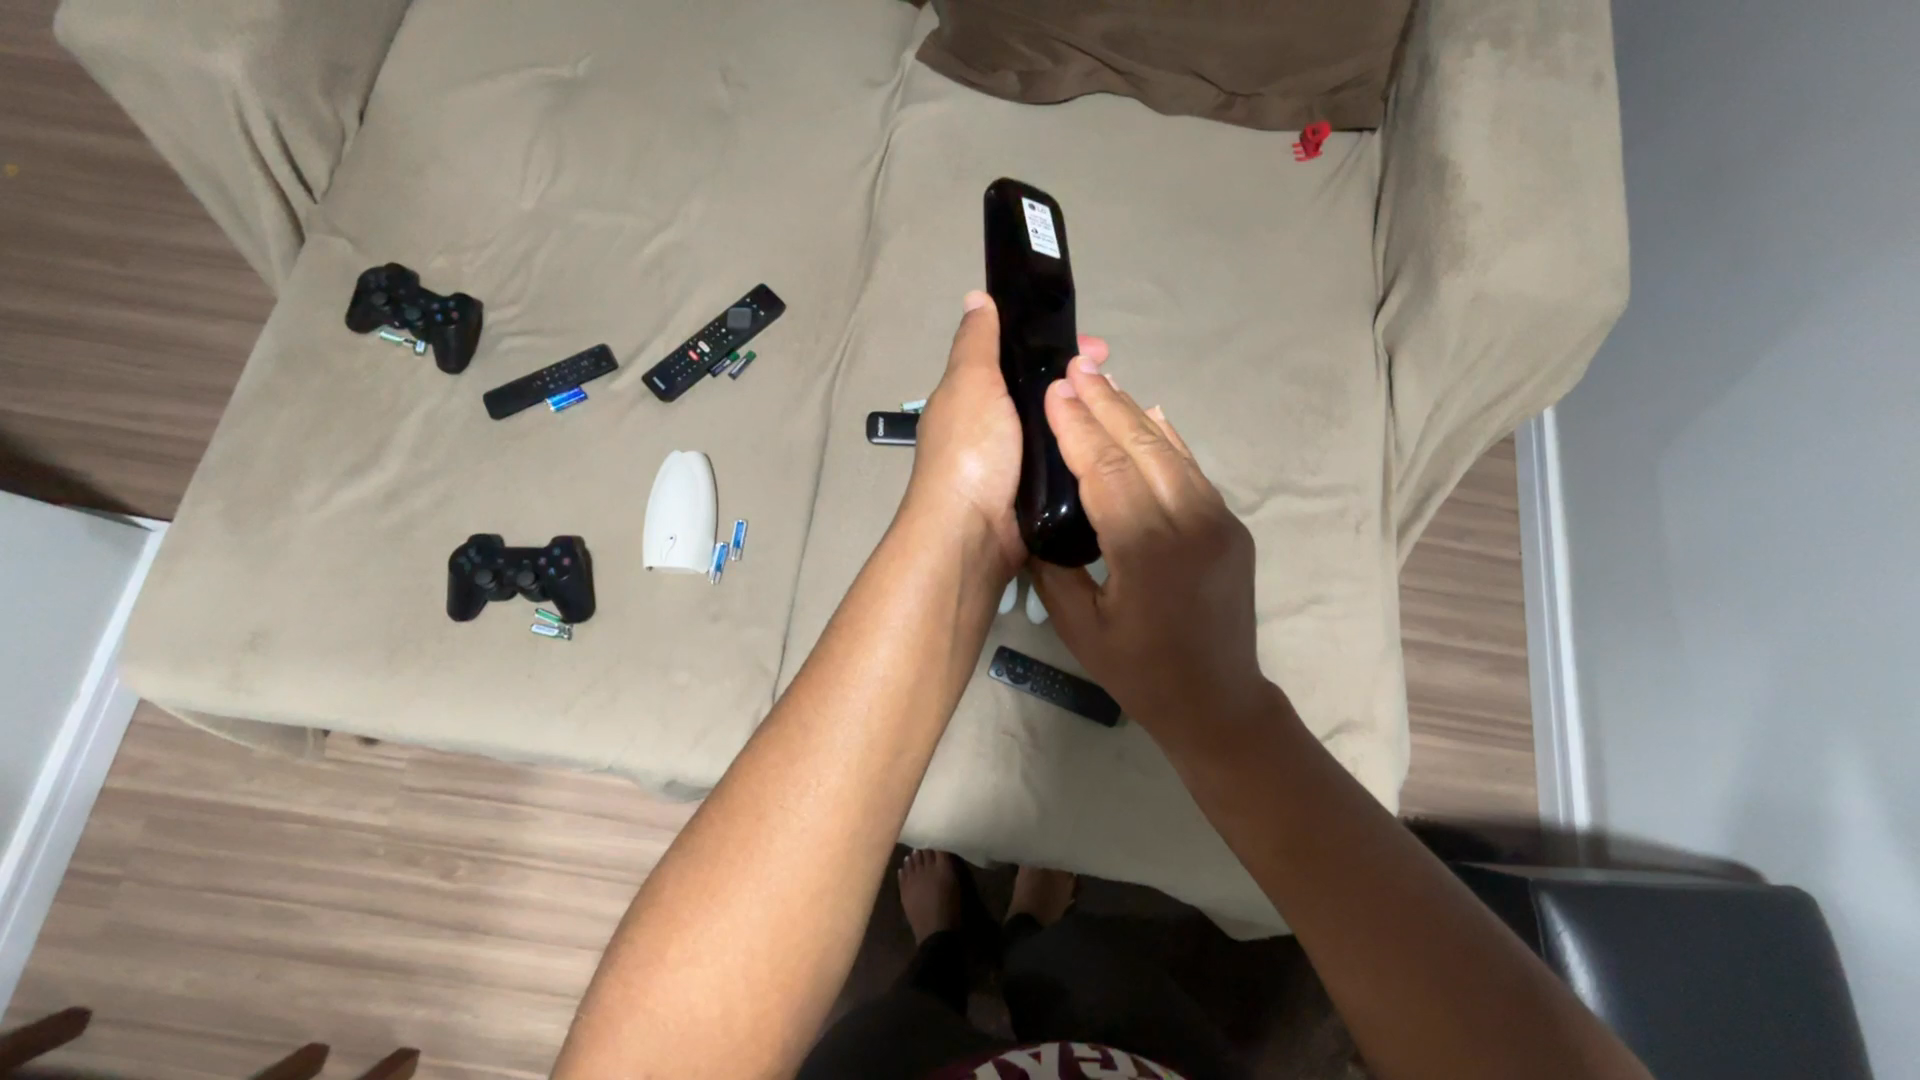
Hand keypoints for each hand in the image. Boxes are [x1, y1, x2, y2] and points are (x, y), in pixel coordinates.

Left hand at [903, 291, 1107, 583]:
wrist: (972, 533)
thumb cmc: (970, 451)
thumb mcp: (970, 383)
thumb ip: (976, 342)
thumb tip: (977, 298)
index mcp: (974, 399)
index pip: (1019, 360)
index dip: (1055, 346)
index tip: (1095, 345)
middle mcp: (994, 429)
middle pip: (1045, 395)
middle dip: (1080, 383)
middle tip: (1117, 382)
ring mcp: (1016, 464)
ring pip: (1059, 429)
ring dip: (1088, 417)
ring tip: (1123, 408)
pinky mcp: (1036, 495)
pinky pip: (1065, 464)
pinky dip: (1085, 451)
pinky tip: (1111, 444)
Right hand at [1029, 357, 1272, 739]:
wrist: (1218, 702)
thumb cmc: (1141, 674)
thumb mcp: (1081, 629)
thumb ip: (1055, 568)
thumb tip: (1037, 521)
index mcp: (1147, 549)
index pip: (1106, 470)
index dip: (1077, 426)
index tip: (1054, 390)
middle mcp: (1190, 523)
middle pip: (1141, 447)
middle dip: (1104, 403)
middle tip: (1074, 366)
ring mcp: (1218, 521)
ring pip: (1171, 451)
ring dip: (1134, 413)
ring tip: (1102, 381)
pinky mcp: (1230, 526)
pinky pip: (1193, 471)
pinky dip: (1167, 439)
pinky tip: (1149, 414)